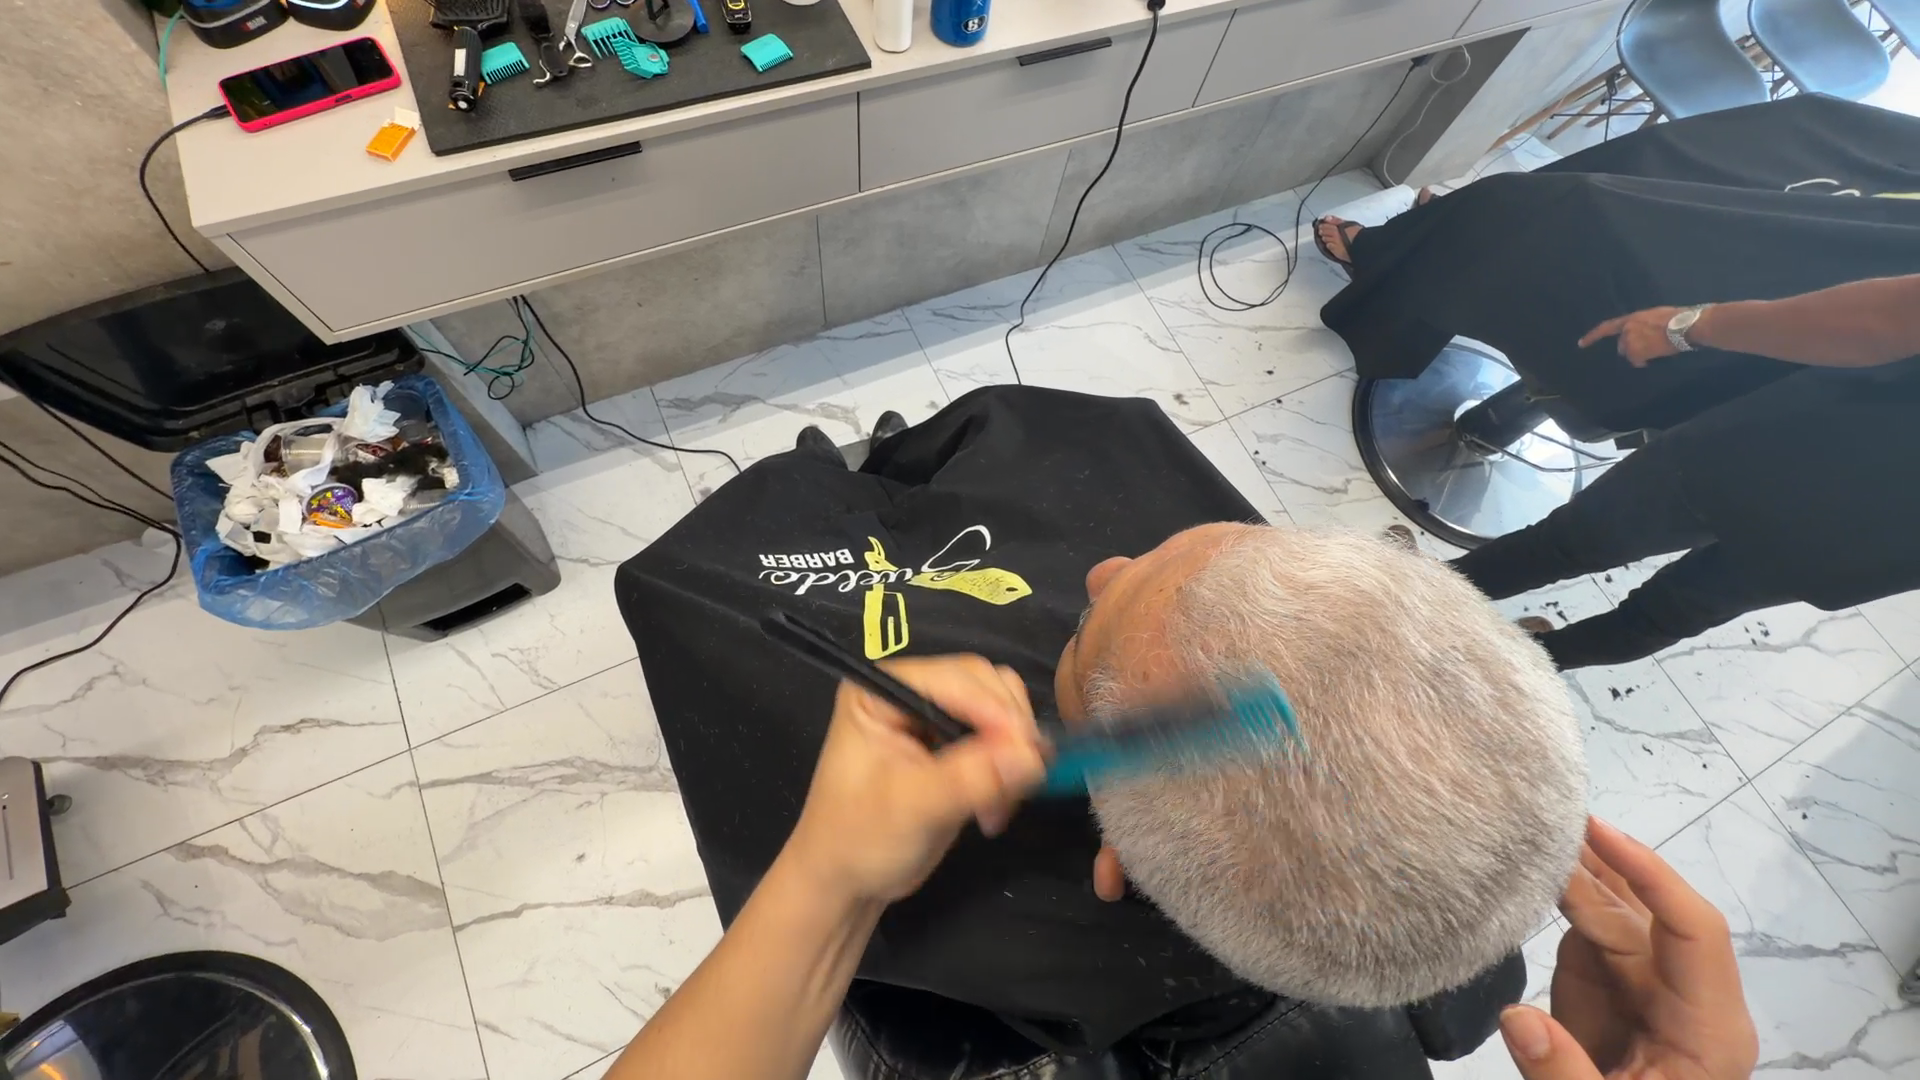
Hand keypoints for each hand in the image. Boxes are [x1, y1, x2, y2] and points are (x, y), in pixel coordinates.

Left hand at [782, 655, 1047, 906]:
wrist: (848, 883)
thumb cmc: (859, 840)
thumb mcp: (910, 808)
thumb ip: (969, 779)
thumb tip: (1030, 756)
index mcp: (882, 688)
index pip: (952, 677)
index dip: (993, 709)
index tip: (1026, 752)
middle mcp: (909, 689)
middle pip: (983, 684)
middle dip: (1007, 732)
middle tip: (1017, 783)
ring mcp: (933, 712)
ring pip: (1000, 708)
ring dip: (1013, 752)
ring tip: (998, 806)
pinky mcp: (955, 740)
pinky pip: (1002, 737)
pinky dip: (1010, 767)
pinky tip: (995, 808)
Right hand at [1499, 817, 1757, 1079]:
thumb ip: (1566, 1076)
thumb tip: (1515, 1018)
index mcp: (1705, 1025)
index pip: (1695, 930)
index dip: (1651, 875)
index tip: (1595, 830)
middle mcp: (1675, 988)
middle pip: (1641, 908)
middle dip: (1595, 854)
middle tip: (1535, 807)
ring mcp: (1636, 976)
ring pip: (1608, 903)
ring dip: (1570, 860)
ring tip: (1525, 815)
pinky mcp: (1600, 971)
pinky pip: (1581, 915)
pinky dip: (1554, 882)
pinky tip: (1524, 854)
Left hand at [1580, 307, 1686, 366]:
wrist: (1687, 326)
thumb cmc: (1677, 318)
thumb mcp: (1654, 315)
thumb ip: (1641, 323)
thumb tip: (1640, 329)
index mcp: (1630, 320)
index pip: (1606, 327)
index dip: (1592, 336)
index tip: (1580, 344)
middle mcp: (1626, 332)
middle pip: (1622, 345)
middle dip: (1632, 347)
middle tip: (1651, 344)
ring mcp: (1630, 343)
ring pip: (1629, 354)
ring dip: (1639, 354)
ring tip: (1658, 348)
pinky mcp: (1636, 353)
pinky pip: (1637, 361)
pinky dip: (1644, 361)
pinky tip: (1656, 356)